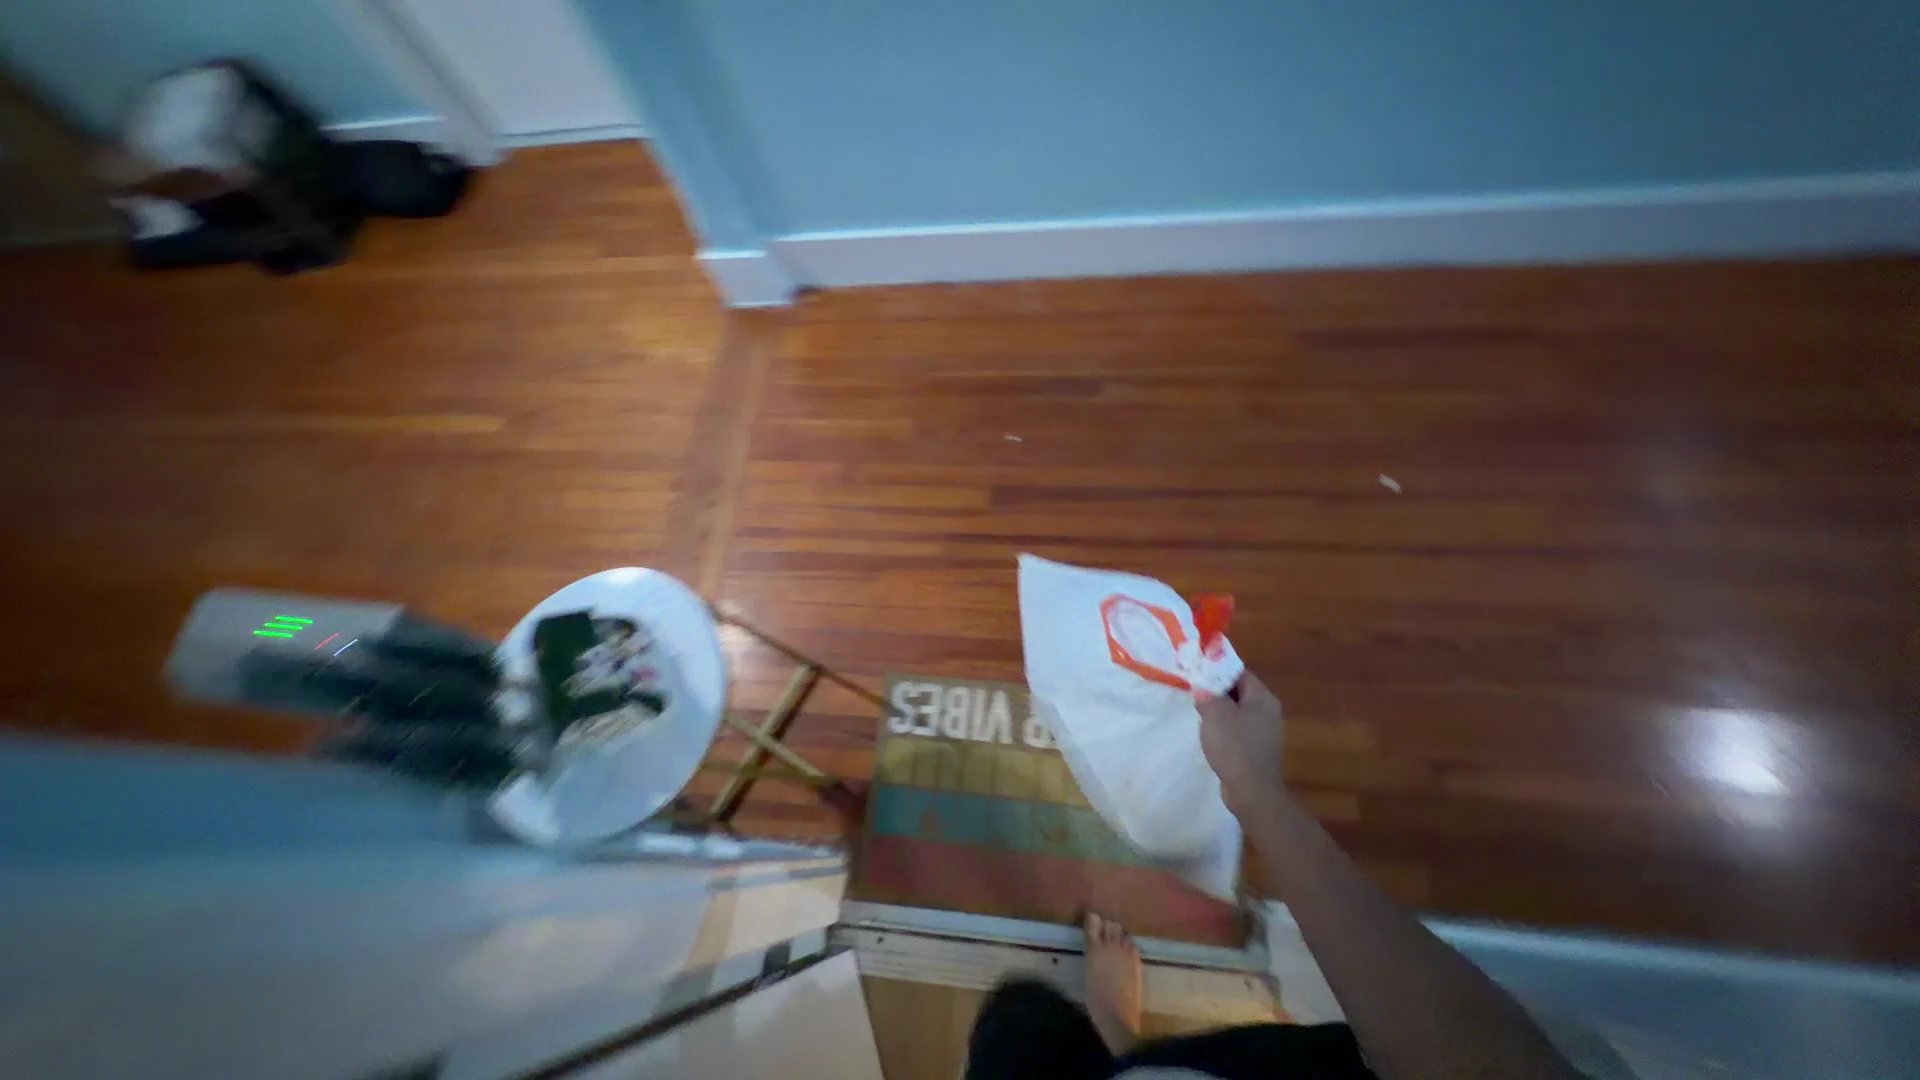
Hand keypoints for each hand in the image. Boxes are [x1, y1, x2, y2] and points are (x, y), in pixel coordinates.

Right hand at [1196, 672, 1285, 813]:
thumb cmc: (1234, 746)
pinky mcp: (1257, 750)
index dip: (1219, 669)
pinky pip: (1239, 731)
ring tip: (1199, 712)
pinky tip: (1210, 735)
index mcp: (1263, 699)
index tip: (1198, 670)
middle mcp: (1268, 712)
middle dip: (1217, 690)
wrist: (1251, 790)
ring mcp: (1265, 733)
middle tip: (1195, 690)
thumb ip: (1208, 695)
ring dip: (1220, 711)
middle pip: (1240, 692)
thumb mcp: (1215, 714)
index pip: (1241, 673)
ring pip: (1238, 712)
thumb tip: (1203, 688)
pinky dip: (1225, 729)